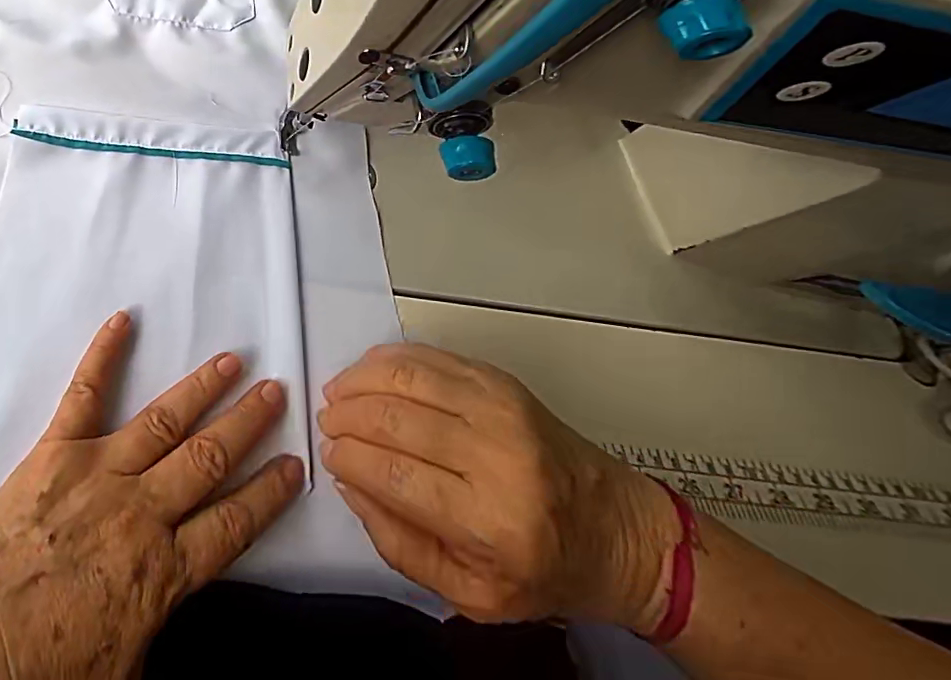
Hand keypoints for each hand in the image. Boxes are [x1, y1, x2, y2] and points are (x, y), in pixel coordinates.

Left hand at [0, 311, 304, 679]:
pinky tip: (122, 321)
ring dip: (200, 389)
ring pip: (163, 422)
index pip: (234, 523)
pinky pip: (85, 393)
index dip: (268, 493)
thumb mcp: (132, 665)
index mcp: (167, 569)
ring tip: (230, 362)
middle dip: (246, 425)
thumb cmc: (53, 660)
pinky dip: (104, 354)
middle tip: (274, 392)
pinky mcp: (57, 448)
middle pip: (208, 460)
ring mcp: (100, 471)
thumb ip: (166, 620)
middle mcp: (143, 510)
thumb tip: (180, 600)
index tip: (293, 464)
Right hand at [318, 343, 678, 631]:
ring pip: (403, 378)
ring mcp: (503, 413)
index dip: (347, 458)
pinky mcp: (502, 385)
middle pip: (391, 419)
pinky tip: (366, 374)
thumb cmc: (545, 569)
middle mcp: (500, 461)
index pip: (392, 473)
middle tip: (330, 424)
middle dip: (344, 418)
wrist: (620, 533)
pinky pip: (427, 356)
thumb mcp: (471, 593)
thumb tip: (350, 484)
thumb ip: (397, 544)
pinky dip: (385, 360)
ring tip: (338, 394)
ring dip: (356, 382)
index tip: (331, 455)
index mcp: (494, 524)